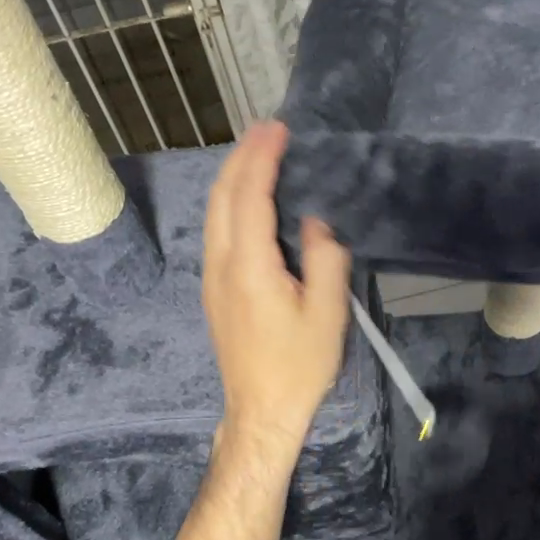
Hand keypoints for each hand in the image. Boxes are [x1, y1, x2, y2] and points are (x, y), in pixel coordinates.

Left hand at [202, 121, 352, 451]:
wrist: (260, 410)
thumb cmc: (299, 367)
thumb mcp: (327, 316)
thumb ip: (324, 260)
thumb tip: (315, 223)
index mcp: (249, 267)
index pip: (250, 197)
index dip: (262, 159)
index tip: (278, 129)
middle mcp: (221, 265)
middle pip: (221, 197)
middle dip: (241, 158)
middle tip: (266, 130)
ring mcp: (212, 279)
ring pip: (213, 214)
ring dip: (232, 178)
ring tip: (256, 155)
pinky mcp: (214, 292)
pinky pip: (217, 232)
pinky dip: (230, 203)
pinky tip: (247, 201)